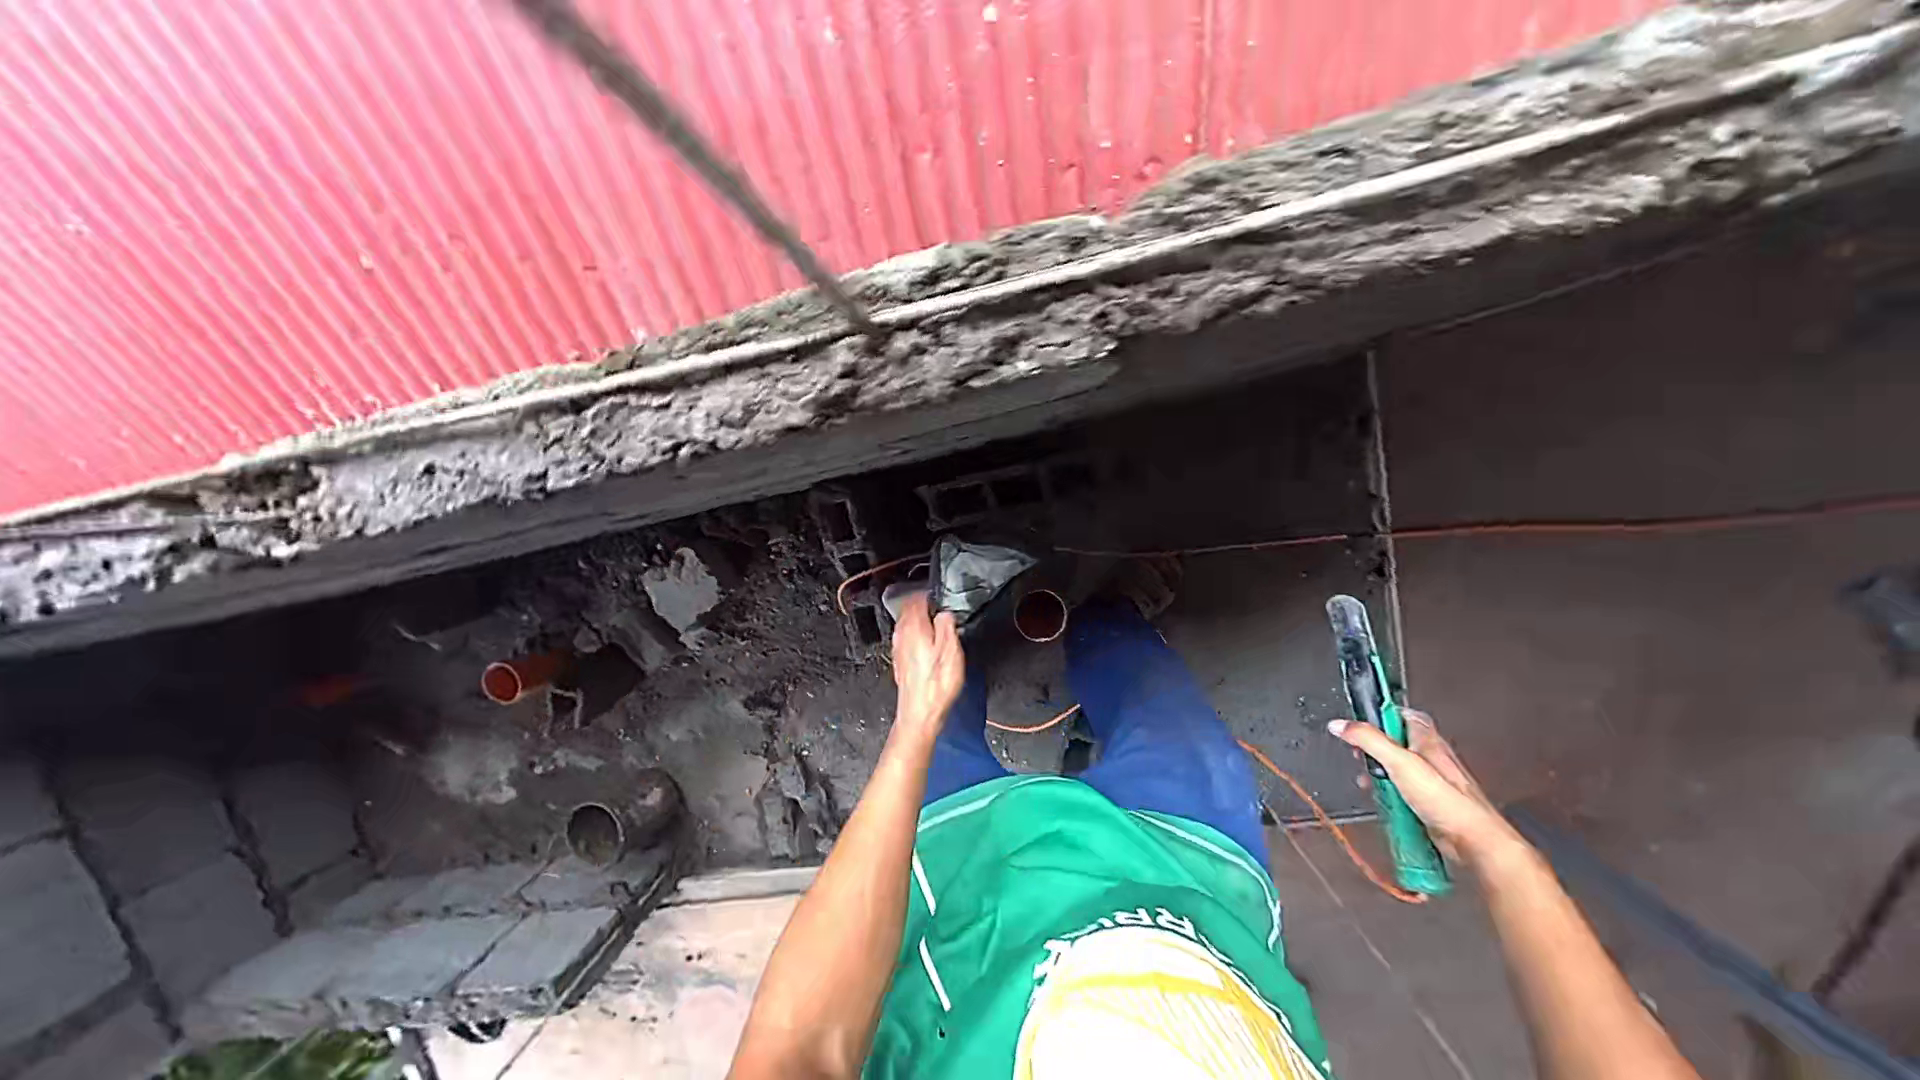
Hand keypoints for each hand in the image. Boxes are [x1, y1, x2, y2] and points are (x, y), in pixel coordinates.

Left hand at [889, 592, 964, 738]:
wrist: (920, 714)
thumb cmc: (936, 686)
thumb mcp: (952, 650)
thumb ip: (947, 625)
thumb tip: (945, 613)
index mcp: (914, 627)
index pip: (916, 598)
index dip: (928, 593)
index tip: (937, 594)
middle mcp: (902, 636)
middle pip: (908, 610)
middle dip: (920, 604)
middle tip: (935, 604)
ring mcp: (898, 649)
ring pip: (905, 624)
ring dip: (917, 619)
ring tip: (932, 621)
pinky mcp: (900, 662)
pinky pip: (905, 639)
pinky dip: (915, 635)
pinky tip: (925, 643)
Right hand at [1329, 710, 1530, 867]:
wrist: (1475, 842)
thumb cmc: (1450, 802)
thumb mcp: (1400, 762)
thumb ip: (1368, 740)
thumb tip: (1340, 725)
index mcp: (1428, 740)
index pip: (1402, 715)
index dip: (1381, 714)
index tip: (1360, 721)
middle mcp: (1431, 759)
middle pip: (1394, 744)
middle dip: (1373, 751)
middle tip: (1362, 756)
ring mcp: (1430, 783)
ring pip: (1396, 771)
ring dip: (1380, 777)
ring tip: (1371, 782)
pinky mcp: (1428, 804)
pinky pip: (1401, 794)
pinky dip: (1389, 796)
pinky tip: (1386, 802)